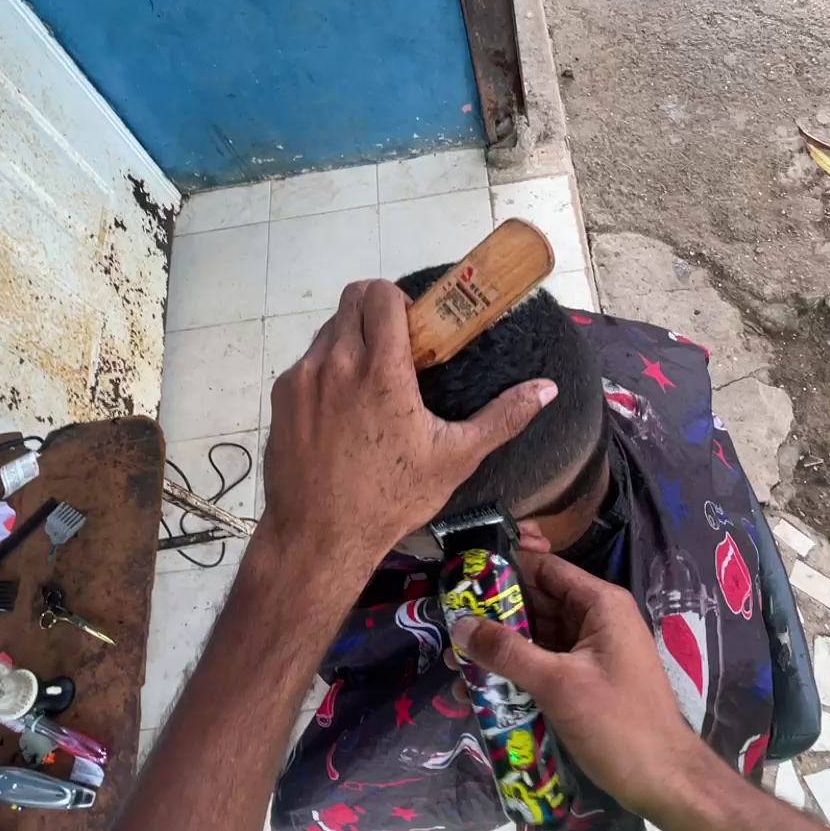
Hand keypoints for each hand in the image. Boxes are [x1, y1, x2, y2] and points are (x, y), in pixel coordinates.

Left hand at [261, 279, 556, 567]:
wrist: (318, 536)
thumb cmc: (391, 497)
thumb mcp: (456, 458)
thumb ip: (503, 417)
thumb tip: (548, 388)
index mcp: (381, 369)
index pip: (381, 294)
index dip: (400, 299)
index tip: (415, 327)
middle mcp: (336, 362)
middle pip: (352, 298)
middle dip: (377, 310)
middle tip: (398, 346)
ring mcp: (302, 378)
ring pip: (329, 329)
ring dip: (352, 338)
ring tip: (371, 381)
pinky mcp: (281, 397)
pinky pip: (308, 361)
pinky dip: (328, 369)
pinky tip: (342, 409)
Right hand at [450, 551, 710, 817]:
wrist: (667, 783)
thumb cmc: (618, 724)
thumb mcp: (558, 685)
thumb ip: (508, 652)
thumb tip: (459, 625)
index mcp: (600, 603)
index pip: (545, 569)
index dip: (504, 570)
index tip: (462, 580)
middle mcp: (596, 618)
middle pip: (538, 602)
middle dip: (495, 615)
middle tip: (449, 627)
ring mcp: (592, 650)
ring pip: (538, 636)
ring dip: (502, 648)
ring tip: (456, 662)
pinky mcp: (586, 679)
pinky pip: (545, 663)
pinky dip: (518, 671)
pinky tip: (482, 689)